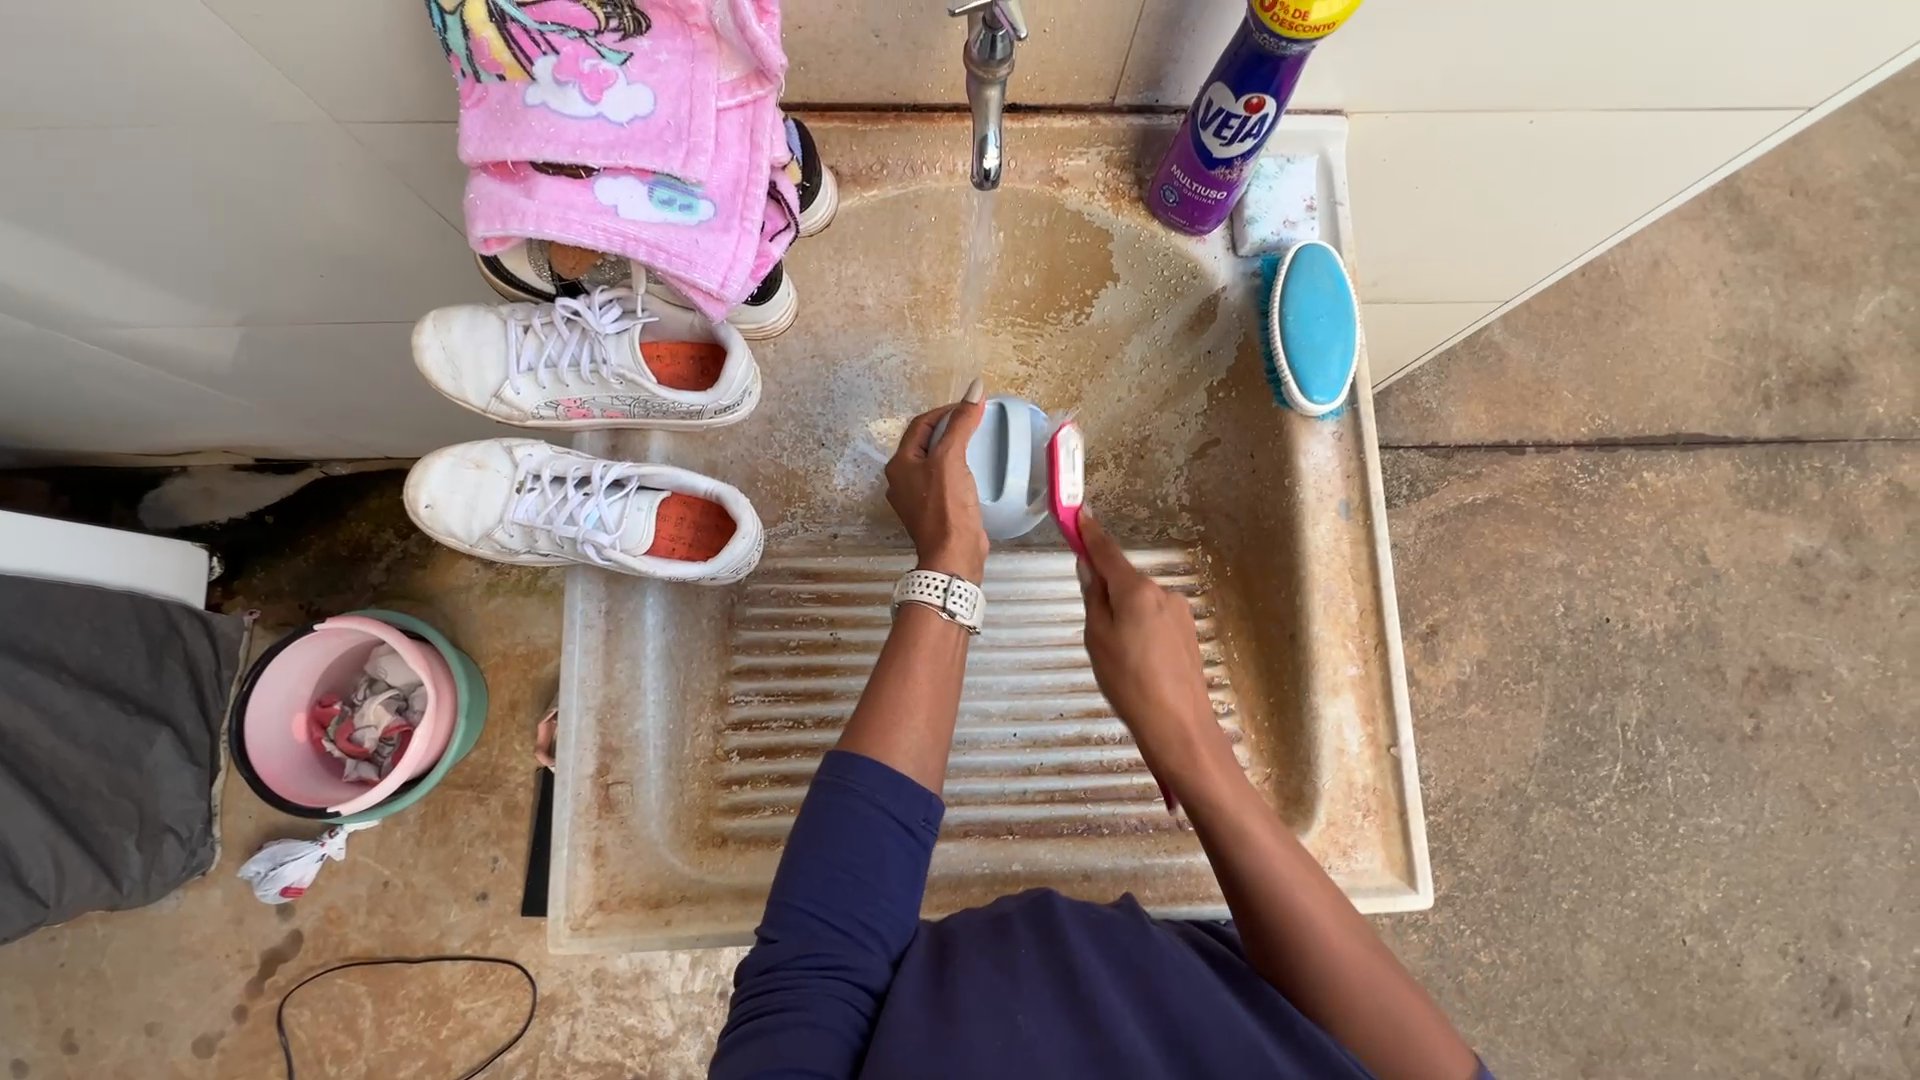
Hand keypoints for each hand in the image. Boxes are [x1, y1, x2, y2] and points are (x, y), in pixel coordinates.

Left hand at [886, 378, 988, 581]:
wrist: (954, 554)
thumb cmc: (947, 507)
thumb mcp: (952, 459)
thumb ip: (961, 423)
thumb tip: (975, 388)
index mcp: (899, 465)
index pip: (921, 425)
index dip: (945, 411)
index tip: (970, 407)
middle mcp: (903, 480)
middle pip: (926, 442)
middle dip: (949, 429)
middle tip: (974, 422)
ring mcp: (917, 498)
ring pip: (935, 462)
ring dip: (954, 449)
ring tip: (977, 442)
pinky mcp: (934, 511)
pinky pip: (944, 481)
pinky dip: (958, 469)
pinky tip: (975, 470)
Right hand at [1076, 510, 1232, 790]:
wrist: (1178, 725)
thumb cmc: (1128, 682)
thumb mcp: (1096, 638)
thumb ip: (1093, 597)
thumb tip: (1089, 567)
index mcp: (1136, 589)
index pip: (1107, 551)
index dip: (1089, 532)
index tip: (1078, 512)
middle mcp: (1162, 592)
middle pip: (1123, 579)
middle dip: (1105, 593)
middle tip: (1093, 631)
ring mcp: (1179, 611)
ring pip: (1139, 602)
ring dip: (1124, 616)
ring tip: (1118, 659)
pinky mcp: (1188, 631)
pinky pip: (1154, 619)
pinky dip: (1140, 630)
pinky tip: (1138, 663)